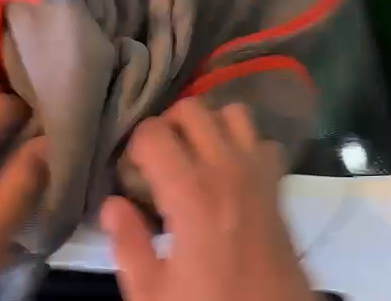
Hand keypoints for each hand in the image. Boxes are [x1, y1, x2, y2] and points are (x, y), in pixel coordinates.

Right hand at [100, 99, 316, 300]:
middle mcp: (226, 168)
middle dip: (168, 124)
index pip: (153, 133)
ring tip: (194, 153)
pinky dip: (244, 144)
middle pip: (192, 109)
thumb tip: (112, 205)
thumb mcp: (153, 296)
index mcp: (191, 193)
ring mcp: (257, 170)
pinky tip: (230, 169)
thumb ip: (129, 245)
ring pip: (232, 112)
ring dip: (210, 124)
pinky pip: (261, 139)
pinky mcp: (278, 183)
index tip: (130, 171)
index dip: (134, 146)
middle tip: (158, 158)